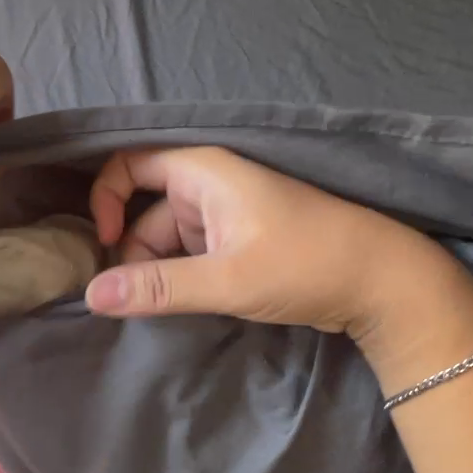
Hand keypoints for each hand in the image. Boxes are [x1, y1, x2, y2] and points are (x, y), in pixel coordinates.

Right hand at [84, 146, 472, 383]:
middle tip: (138, 299)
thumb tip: (92, 296)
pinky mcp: (236, 245)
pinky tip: (184, 306)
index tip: (105, 244)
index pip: (130, 164)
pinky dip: (178, 280)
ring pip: (165, 241)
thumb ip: (156, 288)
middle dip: (133, 253)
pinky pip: (189, 257)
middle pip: (144, 212)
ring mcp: (224, 217)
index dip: (106, 198)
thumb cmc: (306, 265)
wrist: (381, 284)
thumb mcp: (224, 280)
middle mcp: (209, 187)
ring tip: (167, 308)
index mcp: (204, 173)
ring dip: (157, 273)